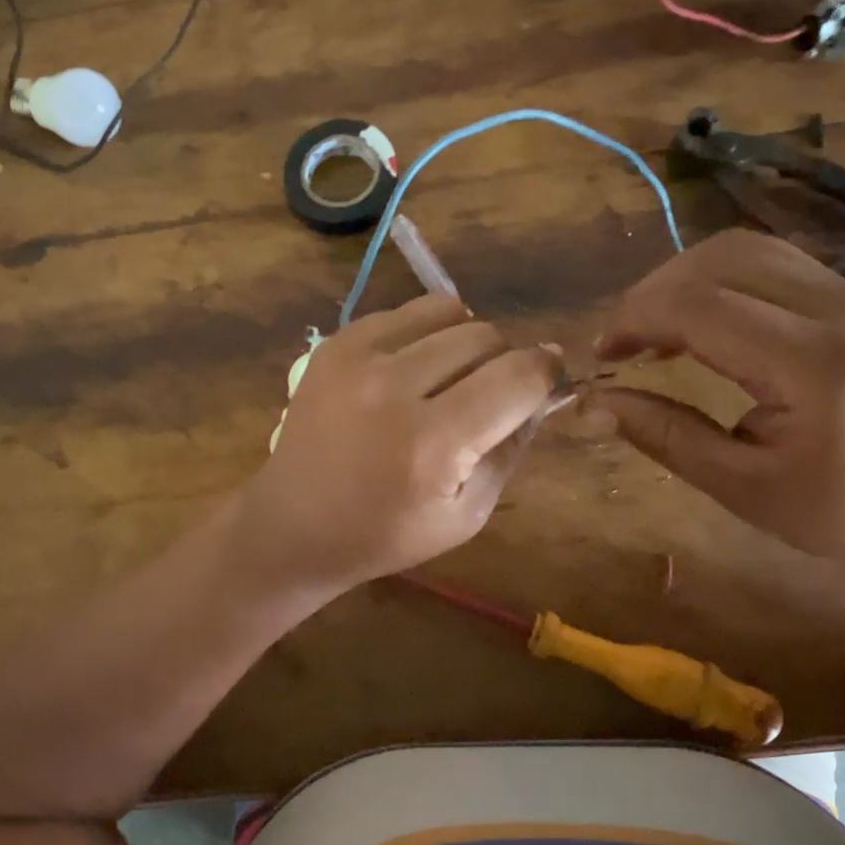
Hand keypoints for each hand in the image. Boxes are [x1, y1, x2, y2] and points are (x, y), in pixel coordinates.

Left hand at [237, 295, 561, 593]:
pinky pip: (404, 313)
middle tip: (492, 392)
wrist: (294, 524)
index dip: (547, 373)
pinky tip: (411, 370)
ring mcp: (358, 359)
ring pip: (448, 311)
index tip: (550, 379)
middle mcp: (394, 389)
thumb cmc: (386, 534)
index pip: (518, 377)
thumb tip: (543, 390)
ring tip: (451, 376)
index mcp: (433, 444)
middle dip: (505, 360)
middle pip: (485, 337)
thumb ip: (511, 449)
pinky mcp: (334, 344)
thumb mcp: (467, 514)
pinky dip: (423, 334)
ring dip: (465, 340)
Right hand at [586, 229, 844, 578]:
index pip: (702, 306)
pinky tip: (699, 324)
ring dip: (684, 281)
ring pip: (747, 250)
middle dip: (653, 293)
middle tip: (620, 342)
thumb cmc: (840, 514)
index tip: (600, 354)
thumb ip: (663, 434)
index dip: (635, 319)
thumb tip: (590, 402)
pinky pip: (774, 265)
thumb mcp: (740, 486)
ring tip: (652, 331)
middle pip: (722, 260)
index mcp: (819, 365)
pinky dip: (720, 282)